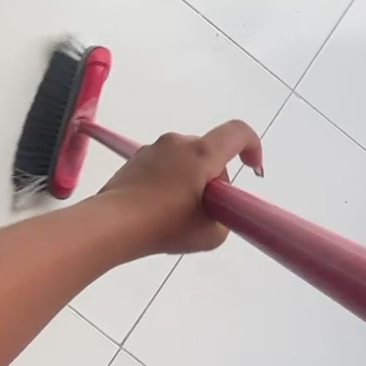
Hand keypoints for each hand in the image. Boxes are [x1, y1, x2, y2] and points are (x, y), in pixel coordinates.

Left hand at [95, 121, 261, 255]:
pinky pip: (163, 164)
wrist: (112, 224)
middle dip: (215, 175)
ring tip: (179, 212)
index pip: (237, 132)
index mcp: (201, 153)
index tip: (252, 169)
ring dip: (190, 178)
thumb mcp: (212, 232)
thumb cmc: (165, 226)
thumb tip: (214, 206)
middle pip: (208, 150)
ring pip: (185, 158)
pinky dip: (169, 180)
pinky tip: (160, 207)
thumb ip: (224, 214)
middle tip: (207, 208)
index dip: (253, 147)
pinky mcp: (134, 160)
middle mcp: (176, 143)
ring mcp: (152, 149)